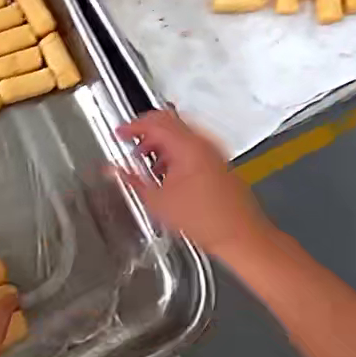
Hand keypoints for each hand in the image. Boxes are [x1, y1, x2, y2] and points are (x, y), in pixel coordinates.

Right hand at [118, 109, 278, 260]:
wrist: (240, 234)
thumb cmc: (209, 221)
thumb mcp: (158, 202)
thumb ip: (132, 181)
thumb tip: (115, 171)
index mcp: (187, 146)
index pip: (154, 122)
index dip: (132, 126)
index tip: (120, 132)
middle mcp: (202, 143)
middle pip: (168, 122)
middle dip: (145, 131)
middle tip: (129, 141)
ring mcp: (213, 151)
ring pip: (180, 134)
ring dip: (160, 143)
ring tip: (144, 161)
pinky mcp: (218, 162)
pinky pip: (191, 146)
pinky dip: (174, 151)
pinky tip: (166, 173)